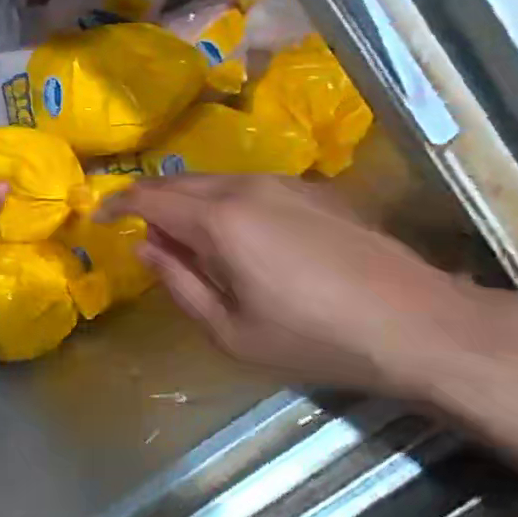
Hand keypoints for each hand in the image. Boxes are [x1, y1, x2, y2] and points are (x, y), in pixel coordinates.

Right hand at [99, 174, 517, 396]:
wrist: (421, 325)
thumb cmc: (312, 336)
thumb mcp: (228, 329)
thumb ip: (178, 283)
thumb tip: (147, 248)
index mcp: (219, 220)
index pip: (149, 198)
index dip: (116, 204)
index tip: (96, 217)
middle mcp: (248, 188)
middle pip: (179, 182)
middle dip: (147, 198)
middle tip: (129, 223)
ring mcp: (287, 185)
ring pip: (215, 180)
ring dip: (184, 198)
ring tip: (175, 229)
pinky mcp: (316, 192)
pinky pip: (248, 185)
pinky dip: (220, 199)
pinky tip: (228, 229)